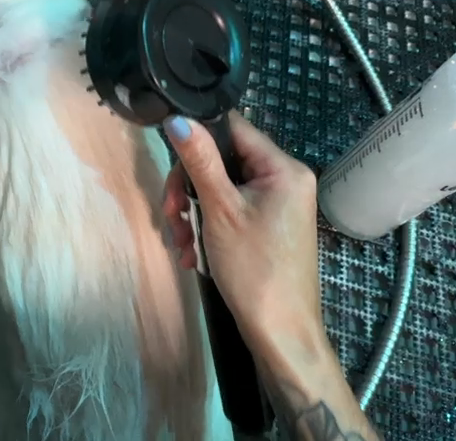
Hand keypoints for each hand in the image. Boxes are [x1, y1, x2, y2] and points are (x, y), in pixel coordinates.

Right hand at [161, 113, 336, 377]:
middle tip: (171, 214)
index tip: (171, 161)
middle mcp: (285, 179)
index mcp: (283, 167)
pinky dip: (208, 227)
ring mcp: (277, 205)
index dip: (199, 139)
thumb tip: (177, 118)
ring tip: (181, 241)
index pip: (232, 128)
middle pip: (223, 160)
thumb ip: (199, 160)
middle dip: (190, 187)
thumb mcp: (220, 210)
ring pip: (221, 188)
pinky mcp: (268, 227)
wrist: (281, 338)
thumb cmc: (254, 268)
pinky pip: (230, 210)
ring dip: (193, 212)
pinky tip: (193, 252)